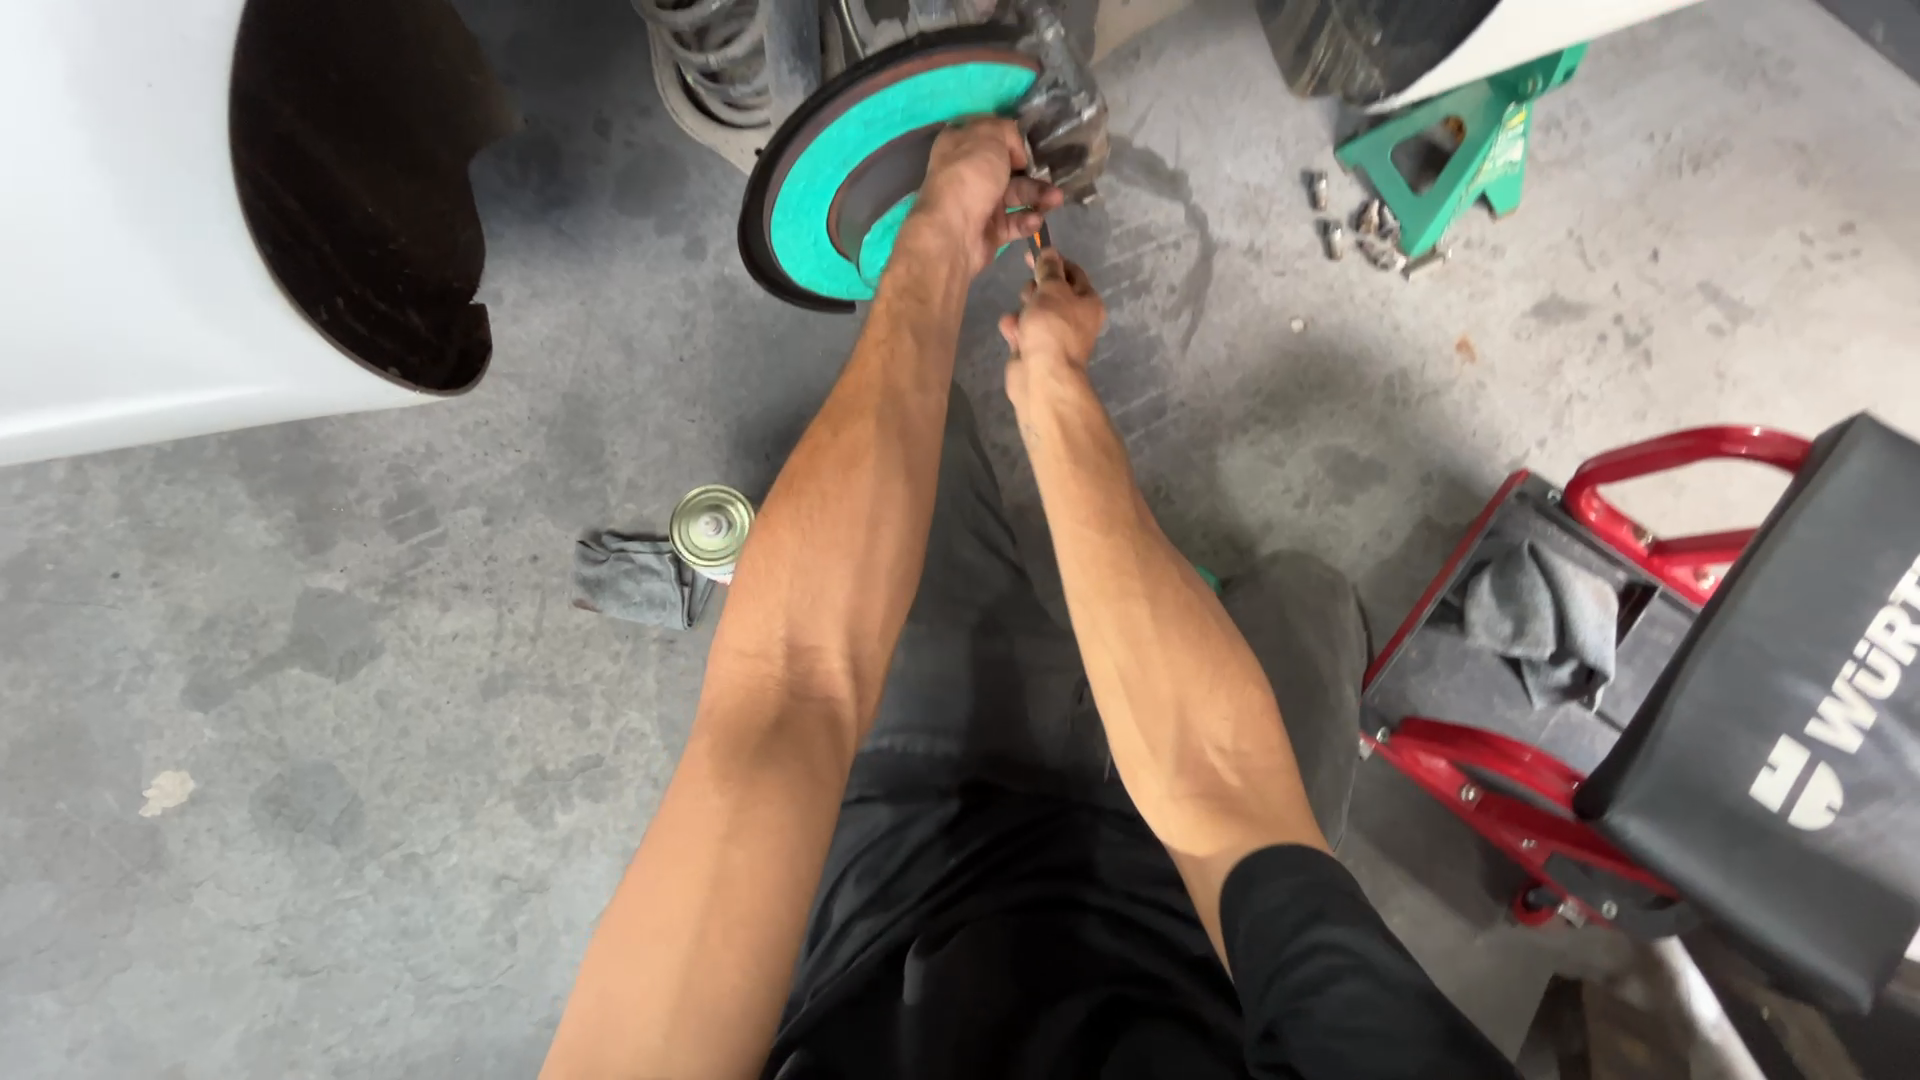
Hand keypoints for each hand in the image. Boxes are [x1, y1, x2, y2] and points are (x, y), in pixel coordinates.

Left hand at [905, 117, 1063, 276]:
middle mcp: (968, 173)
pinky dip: (1027, 221)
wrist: (954, 232)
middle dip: (1033, 171)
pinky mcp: (989, 231)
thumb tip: (1016, 153)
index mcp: (960, 145)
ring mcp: (978, 204)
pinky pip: (1014, 223)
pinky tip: (1036, 220)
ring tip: (1057, 199)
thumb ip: (1008, 132)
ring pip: (1015, 196)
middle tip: (1053, 174)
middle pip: (1007, 168)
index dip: (1010, 137)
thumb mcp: (990, 136)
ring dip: (1038, 196)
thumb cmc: (970, 176)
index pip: (988, 136)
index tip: (1031, 143)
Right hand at [1000, 249, 1105, 407]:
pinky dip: (1015, 330)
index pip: (1072, 272)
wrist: (1042, 377)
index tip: (1033, 253)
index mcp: (1088, 302)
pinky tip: (1012, 334)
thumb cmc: (1053, 328)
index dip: (1053, 261)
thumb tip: (1050, 251)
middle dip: (1034, 290)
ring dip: (1022, 311)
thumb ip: (1049, 268)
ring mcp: (1053, 335)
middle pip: (1050, 291)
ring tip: (1021, 319)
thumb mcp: (1052, 289)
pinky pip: (1021, 330)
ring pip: (1032, 310)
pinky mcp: (1034, 349)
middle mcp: (1073, 318)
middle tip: (1030, 295)